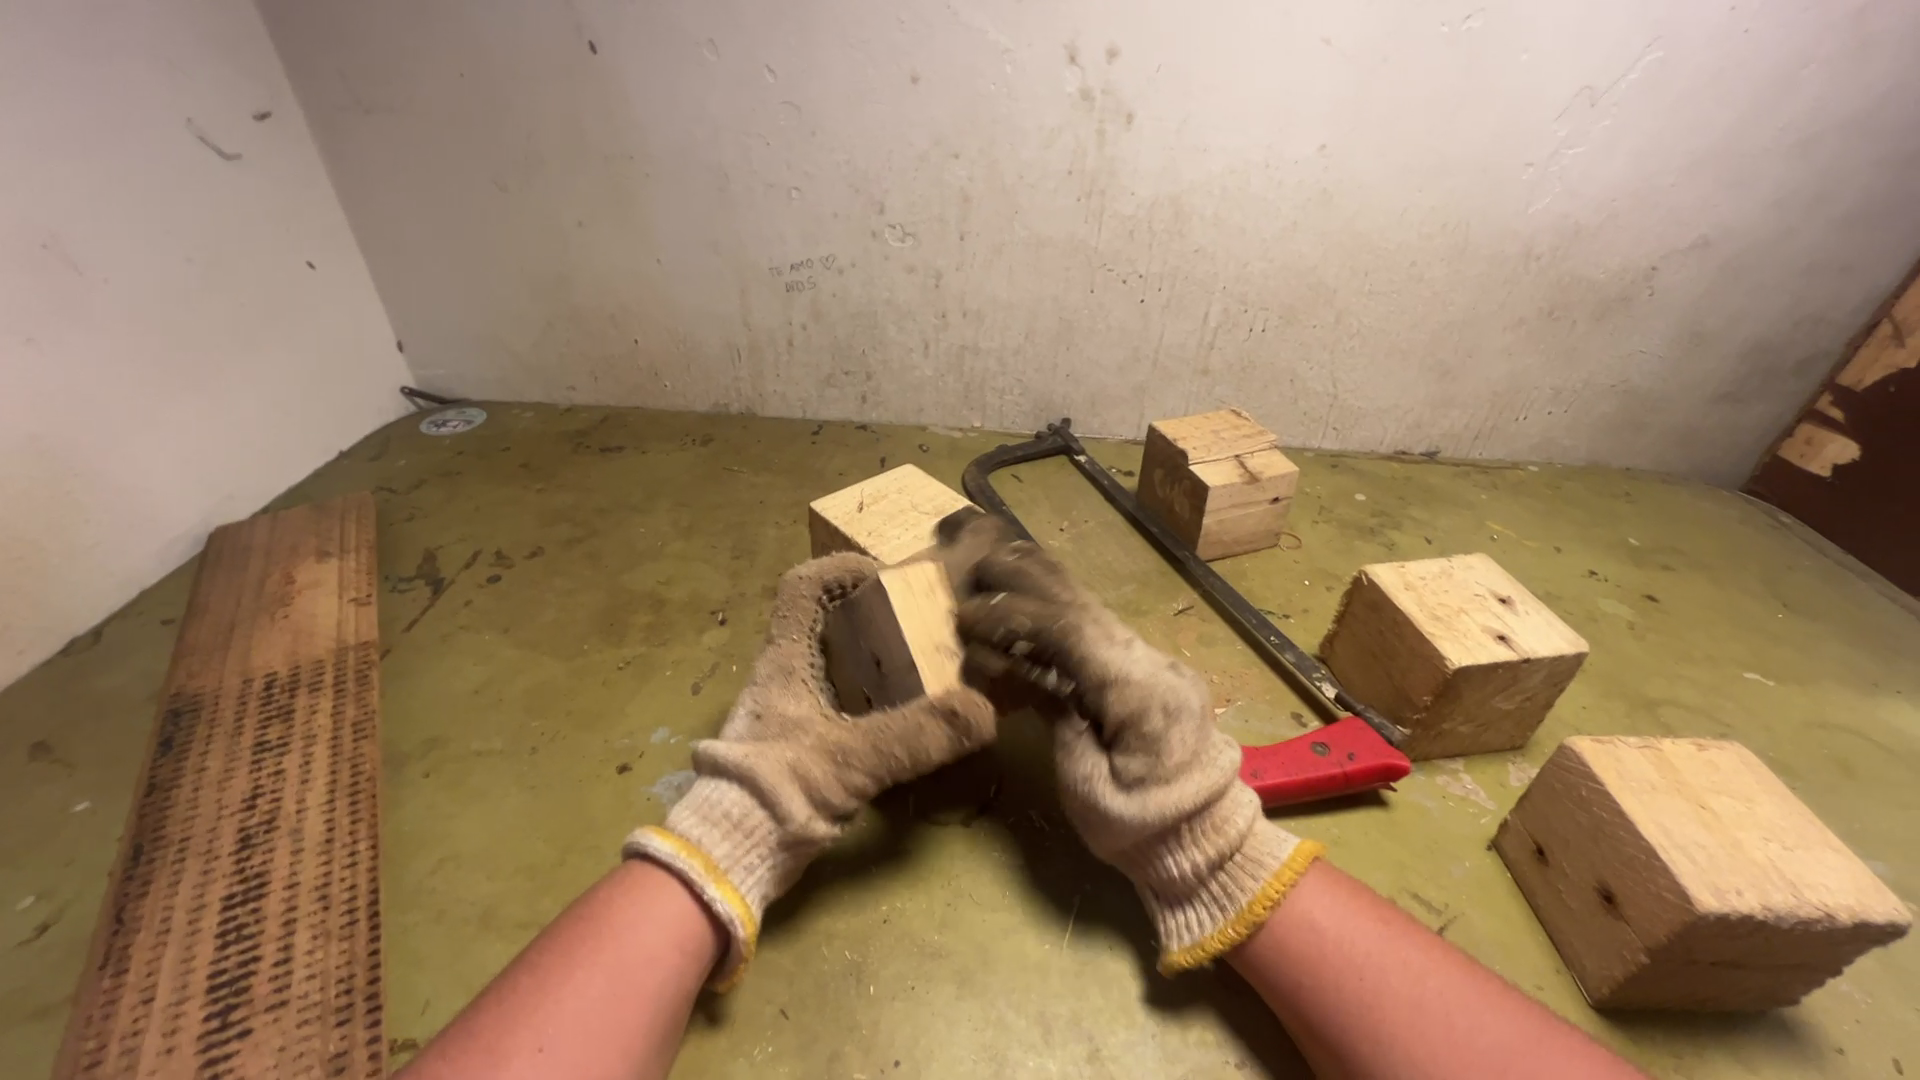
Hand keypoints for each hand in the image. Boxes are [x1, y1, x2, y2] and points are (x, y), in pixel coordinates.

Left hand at [625, 553, 995, 989]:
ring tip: (923, 667)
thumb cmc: (774, 793)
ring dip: (873, 659)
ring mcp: (786, 712)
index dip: (842, 570)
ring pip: (832, 665)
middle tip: (919, 625)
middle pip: (823, 623)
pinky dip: (871, 700)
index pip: (801, 588)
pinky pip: (838, 703)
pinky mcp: (795, 746)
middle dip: (871, 616)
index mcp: (784, 660)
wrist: (725, 858)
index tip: (886, 578)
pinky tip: (902, 719)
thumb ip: (915, 735)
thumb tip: (983, 711)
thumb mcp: (850, 760)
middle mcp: (782, 677)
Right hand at [955, 539, 1323, 972]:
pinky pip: (1095, 631)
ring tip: (995, 566)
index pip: (1072, 632)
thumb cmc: (1143, 831)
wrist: (1205, 840)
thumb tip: (1028, 673)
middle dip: (1026, 580)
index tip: (968, 614)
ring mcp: (1152, 662)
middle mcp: (1150, 662)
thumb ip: (1062, 722)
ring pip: (1091, 611)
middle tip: (976, 565)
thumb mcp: (1089, 789)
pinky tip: (1028, 605)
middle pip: (1083, 606)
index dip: (1015, 615)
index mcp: (1139, 692)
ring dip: (1040, 589)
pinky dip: (1055, 614)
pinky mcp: (1144, 670)